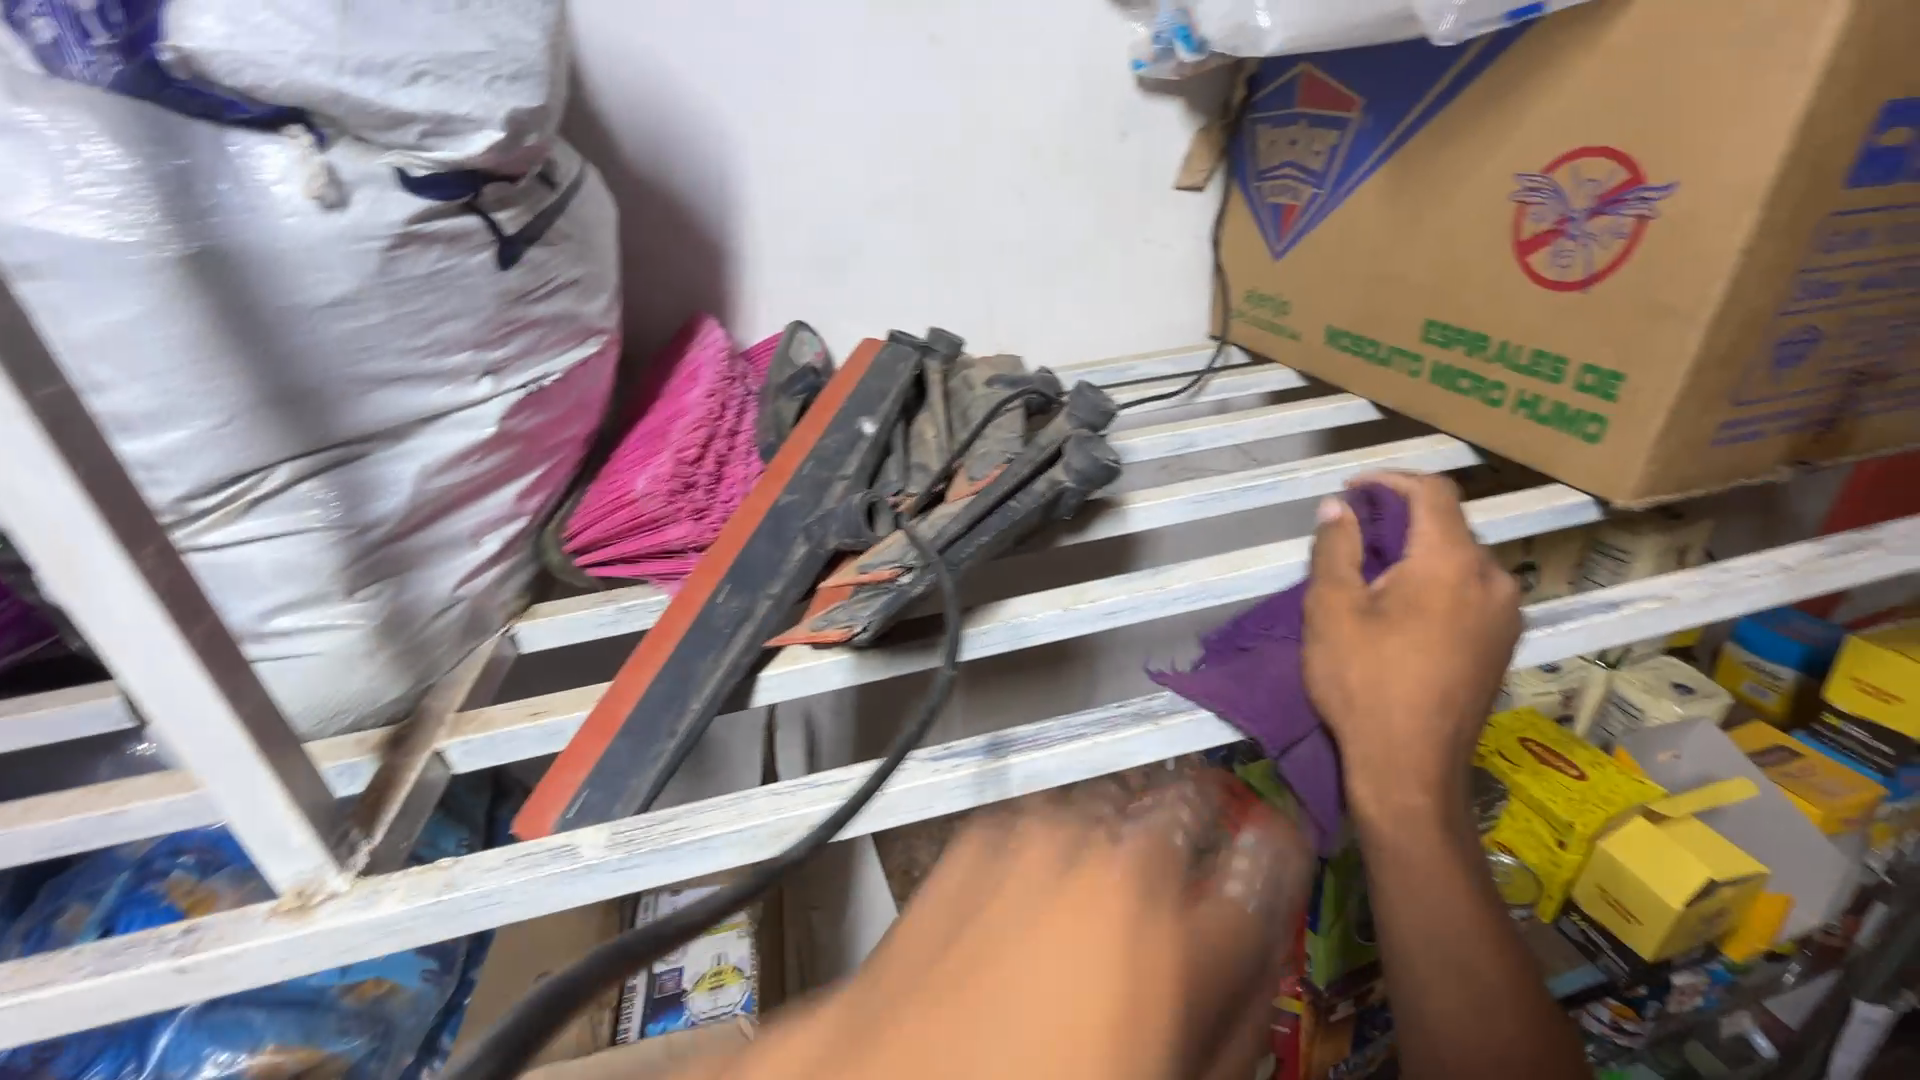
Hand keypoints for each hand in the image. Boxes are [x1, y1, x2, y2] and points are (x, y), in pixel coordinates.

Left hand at [727, 771, 1313, 1079]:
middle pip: (1186, 804)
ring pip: (1112, 806)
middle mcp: (1110, 856)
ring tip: (1104, 894)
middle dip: (1197, 833)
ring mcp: (1035, 836)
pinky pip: (1043, 822)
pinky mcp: (977, 838)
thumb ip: (1233, 1009)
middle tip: (1189, 876)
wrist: (890, 1078)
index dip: (1276, 859)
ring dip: (1121, 836)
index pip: (1270, 855)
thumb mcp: (1176, 1071)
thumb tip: (1256, 954)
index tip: (1271, 862)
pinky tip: (1039, 894)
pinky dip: (1056, 844)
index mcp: (1179, 929)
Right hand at [1301, 472, 1519, 822]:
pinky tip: (1405, 610)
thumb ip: (1336, 548)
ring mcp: (1506, 615)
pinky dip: (1438, 582)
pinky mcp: (1504, 644)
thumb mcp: (1331, 609)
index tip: (1353, 489)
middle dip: (1401, 519)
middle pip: (1450, 526)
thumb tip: (1339, 507)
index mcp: (1452, 562)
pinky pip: (1472, 591)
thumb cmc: (1363, 682)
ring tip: (1374, 575)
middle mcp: (1494, 579)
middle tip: (1354, 536)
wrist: (1410, 768)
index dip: (1390, 480)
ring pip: (1462, 560)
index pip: (1433, 492)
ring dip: (1419, 553)